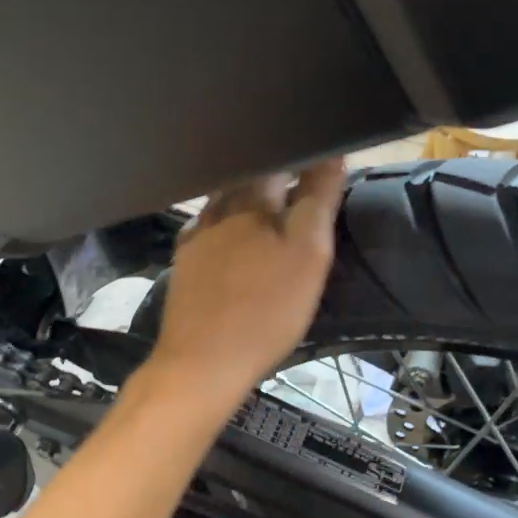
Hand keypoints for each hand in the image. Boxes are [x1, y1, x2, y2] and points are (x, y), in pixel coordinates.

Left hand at [148, 160, 348, 401]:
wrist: (202, 363)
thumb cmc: (266, 310)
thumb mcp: (308, 254)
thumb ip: (318, 199)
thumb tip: (333, 154)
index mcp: (251, 200)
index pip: (281, 160)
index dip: (304, 159)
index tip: (322, 166)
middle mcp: (218, 208)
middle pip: (249, 178)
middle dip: (275, 177)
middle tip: (301, 188)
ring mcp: (196, 236)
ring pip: (226, 202)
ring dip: (248, 199)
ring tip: (271, 211)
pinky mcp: (184, 265)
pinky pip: (208, 230)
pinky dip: (226, 227)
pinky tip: (234, 240)